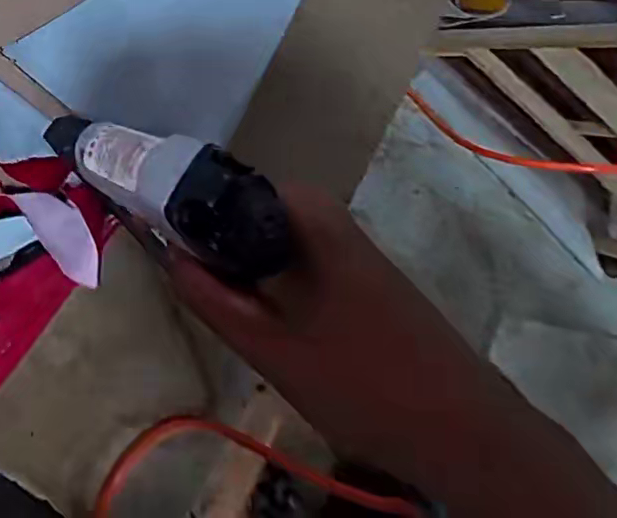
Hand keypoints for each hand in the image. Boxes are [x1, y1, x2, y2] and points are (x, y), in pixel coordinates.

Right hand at [165, 183, 616, 517]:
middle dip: (204, 238)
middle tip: (183, 280)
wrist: (468, 430)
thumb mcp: (270, 348)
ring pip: (260, 233)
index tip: (148, 231)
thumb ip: (209, 296)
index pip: (216, 184)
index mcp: (301, 210)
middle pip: (237, 208)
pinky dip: (261, 271)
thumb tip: (163, 250)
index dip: (177, 205)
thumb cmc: (364, 382)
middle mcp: (319, 208)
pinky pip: (286, 251)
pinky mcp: (349, 262)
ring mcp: (338, 235)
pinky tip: (259, 313)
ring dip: (232, 259)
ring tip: (215, 300)